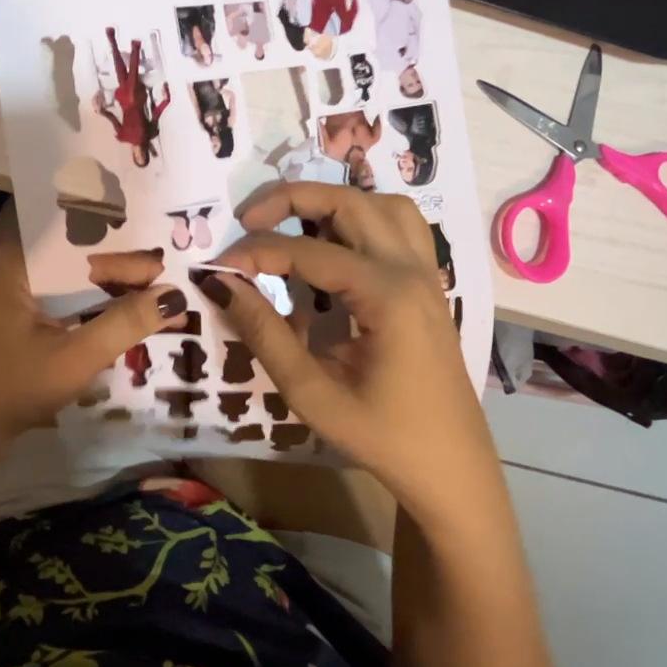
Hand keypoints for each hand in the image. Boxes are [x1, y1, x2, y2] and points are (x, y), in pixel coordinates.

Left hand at [0, 244, 187, 445]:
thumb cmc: (14, 386)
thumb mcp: (76, 356)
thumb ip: (125, 323)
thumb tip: (174, 295)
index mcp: (21, 262)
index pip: (83, 241)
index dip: (126, 250)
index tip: (168, 262)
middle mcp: (19, 269)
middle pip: (83, 261)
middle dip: (128, 275)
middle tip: (174, 286)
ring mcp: (20, 297)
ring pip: (79, 285)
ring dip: (117, 296)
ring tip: (164, 304)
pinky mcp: (24, 323)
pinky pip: (69, 306)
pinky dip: (99, 314)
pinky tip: (133, 323)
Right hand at [197, 183, 494, 508]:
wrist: (449, 467)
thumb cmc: (381, 437)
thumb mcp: (311, 393)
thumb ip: (265, 332)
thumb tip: (221, 283)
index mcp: (388, 297)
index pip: (308, 251)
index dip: (256, 251)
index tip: (217, 267)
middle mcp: (412, 271)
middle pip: (350, 202)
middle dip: (292, 199)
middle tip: (245, 219)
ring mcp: (427, 273)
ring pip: (381, 204)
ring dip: (331, 202)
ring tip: (288, 223)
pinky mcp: (428, 284)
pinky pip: (399, 226)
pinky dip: (362, 218)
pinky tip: (333, 242)